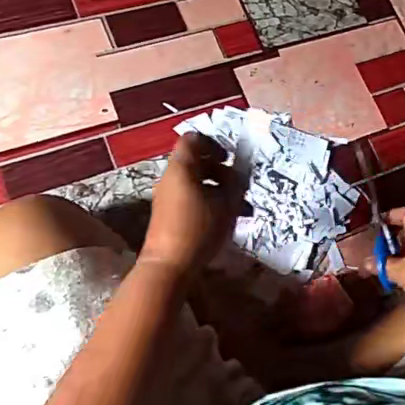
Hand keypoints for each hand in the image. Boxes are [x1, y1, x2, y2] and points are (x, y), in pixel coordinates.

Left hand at [139, 132, 242, 270]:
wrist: (168, 265)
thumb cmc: (199, 229)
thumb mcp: (226, 205)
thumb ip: (235, 185)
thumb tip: (238, 175)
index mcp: (180, 168)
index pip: (193, 139)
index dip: (213, 144)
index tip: (230, 158)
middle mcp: (170, 178)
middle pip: (195, 161)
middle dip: (220, 170)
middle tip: (238, 184)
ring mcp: (166, 196)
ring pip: (194, 181)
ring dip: (217, 188)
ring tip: (239, 207)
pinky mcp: (167, 214)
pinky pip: (189, 197)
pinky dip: (207, 201)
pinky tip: (225, 219)